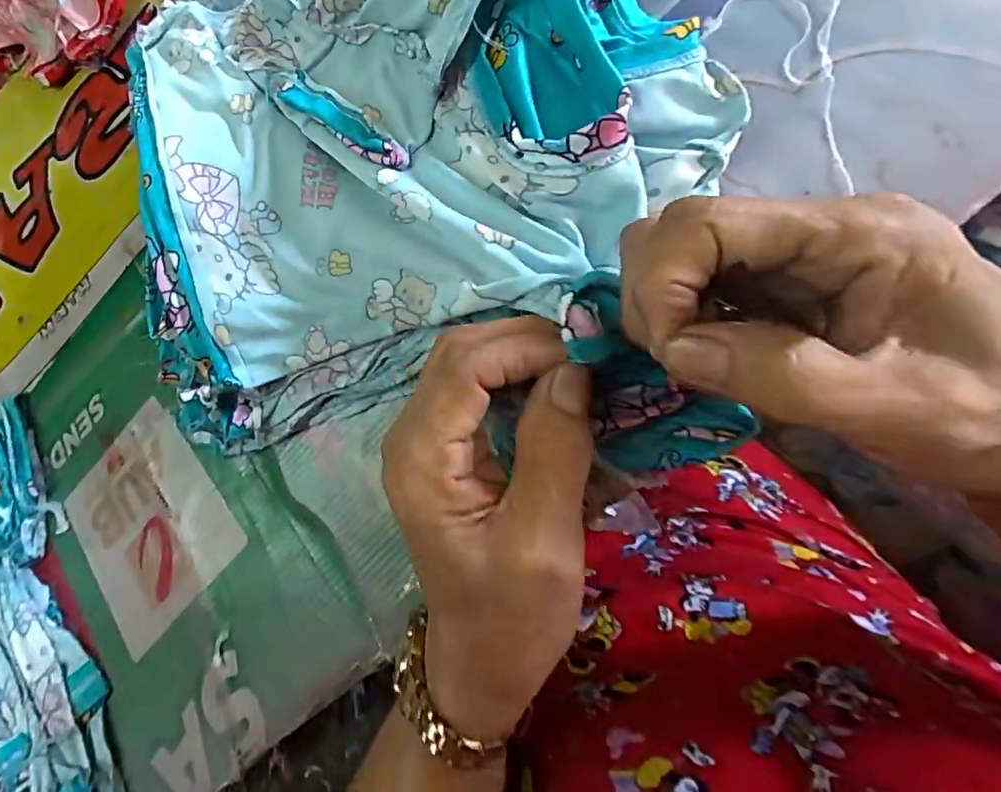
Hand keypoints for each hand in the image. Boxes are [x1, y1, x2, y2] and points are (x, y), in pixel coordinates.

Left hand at [381, 318, 592, 742]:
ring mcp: (421, 437)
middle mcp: (408, 433)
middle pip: (457, 353)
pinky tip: (555, 389)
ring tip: (580, 366)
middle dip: (522, 341)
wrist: (476, 659)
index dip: (526, 346)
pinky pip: (472, 389)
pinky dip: (513, 377)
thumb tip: (573, 371)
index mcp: (420, 455)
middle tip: (591, 355)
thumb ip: (554, 450)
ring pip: (464, 363)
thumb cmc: (510, 616)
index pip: (464, 366)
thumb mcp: (543, 542)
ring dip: (519, 354)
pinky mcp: (440, 446)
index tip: (591, 355)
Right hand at [618, 194, 1000, 495]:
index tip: (668, 352)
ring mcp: (795, 250)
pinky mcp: (780, 279)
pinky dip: (678, 317)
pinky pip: (697, 281)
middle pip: (677, 227)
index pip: (706, 222)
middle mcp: (815, 225)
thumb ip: (783, 374)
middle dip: (652, 293)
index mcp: (856, 232)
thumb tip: (673, 349)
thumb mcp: (899, 408)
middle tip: (674, 357)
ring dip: (659, 305)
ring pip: (675, 250)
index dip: (661, 281)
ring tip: (691, 359)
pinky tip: (707, 353)